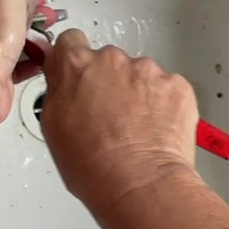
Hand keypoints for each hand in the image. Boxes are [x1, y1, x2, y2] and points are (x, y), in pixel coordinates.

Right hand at [41, 29, 198, 210]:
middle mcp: (111, 58)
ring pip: (139, 74)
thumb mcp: (53, 125)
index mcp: (76, 64)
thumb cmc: (94, 165)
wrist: (141, 187)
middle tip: (110, 117)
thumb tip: (59, 75)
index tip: (79, 77)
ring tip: (137, 130)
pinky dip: (164, 105)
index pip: (71, 41)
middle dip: (109, 82)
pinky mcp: (176, 85)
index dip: (74, 59)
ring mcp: (146, 70)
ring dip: (138, 94)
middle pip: (107, 60)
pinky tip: (157, 132)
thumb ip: (57, 88)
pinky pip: (167, 88)